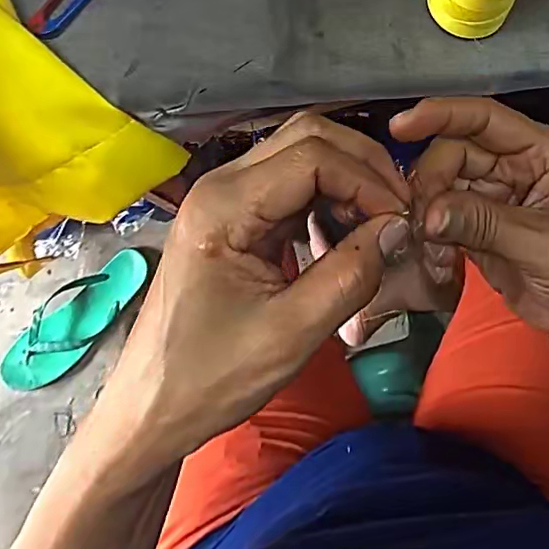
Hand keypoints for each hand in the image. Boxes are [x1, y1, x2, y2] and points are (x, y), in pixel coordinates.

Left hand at [98, 112, 414, 471]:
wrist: (149, 413)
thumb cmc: (210, 378)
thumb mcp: (291, 334)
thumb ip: (351, 274)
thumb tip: (399, 226)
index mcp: (224, 206)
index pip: (314, 157)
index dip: (367, 180)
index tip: (400, 218)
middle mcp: (223, 184)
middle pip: (311, 135)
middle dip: (365, 163)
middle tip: (398, 204)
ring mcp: (229, 193)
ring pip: (307, 148)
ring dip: (352, 173)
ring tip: (381, 213)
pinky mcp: (241, 209)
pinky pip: (299, 177)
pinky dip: (335, 190)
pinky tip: (351, 225)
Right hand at [390, 97, 548, 352]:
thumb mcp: (545, 245)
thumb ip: (487, 223)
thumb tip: (430, 213)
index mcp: (539, 150)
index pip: (484, 118)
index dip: (442, 115)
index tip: (400, 126)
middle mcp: (512, 162)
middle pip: (453, 151)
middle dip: (431, 182)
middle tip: (425, 226)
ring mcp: (492, 192)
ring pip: (440, 183)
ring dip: (427, 214)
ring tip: (435, 254)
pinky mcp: (475, 223)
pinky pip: (439, 216)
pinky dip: (430, 237)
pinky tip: (439, 265)